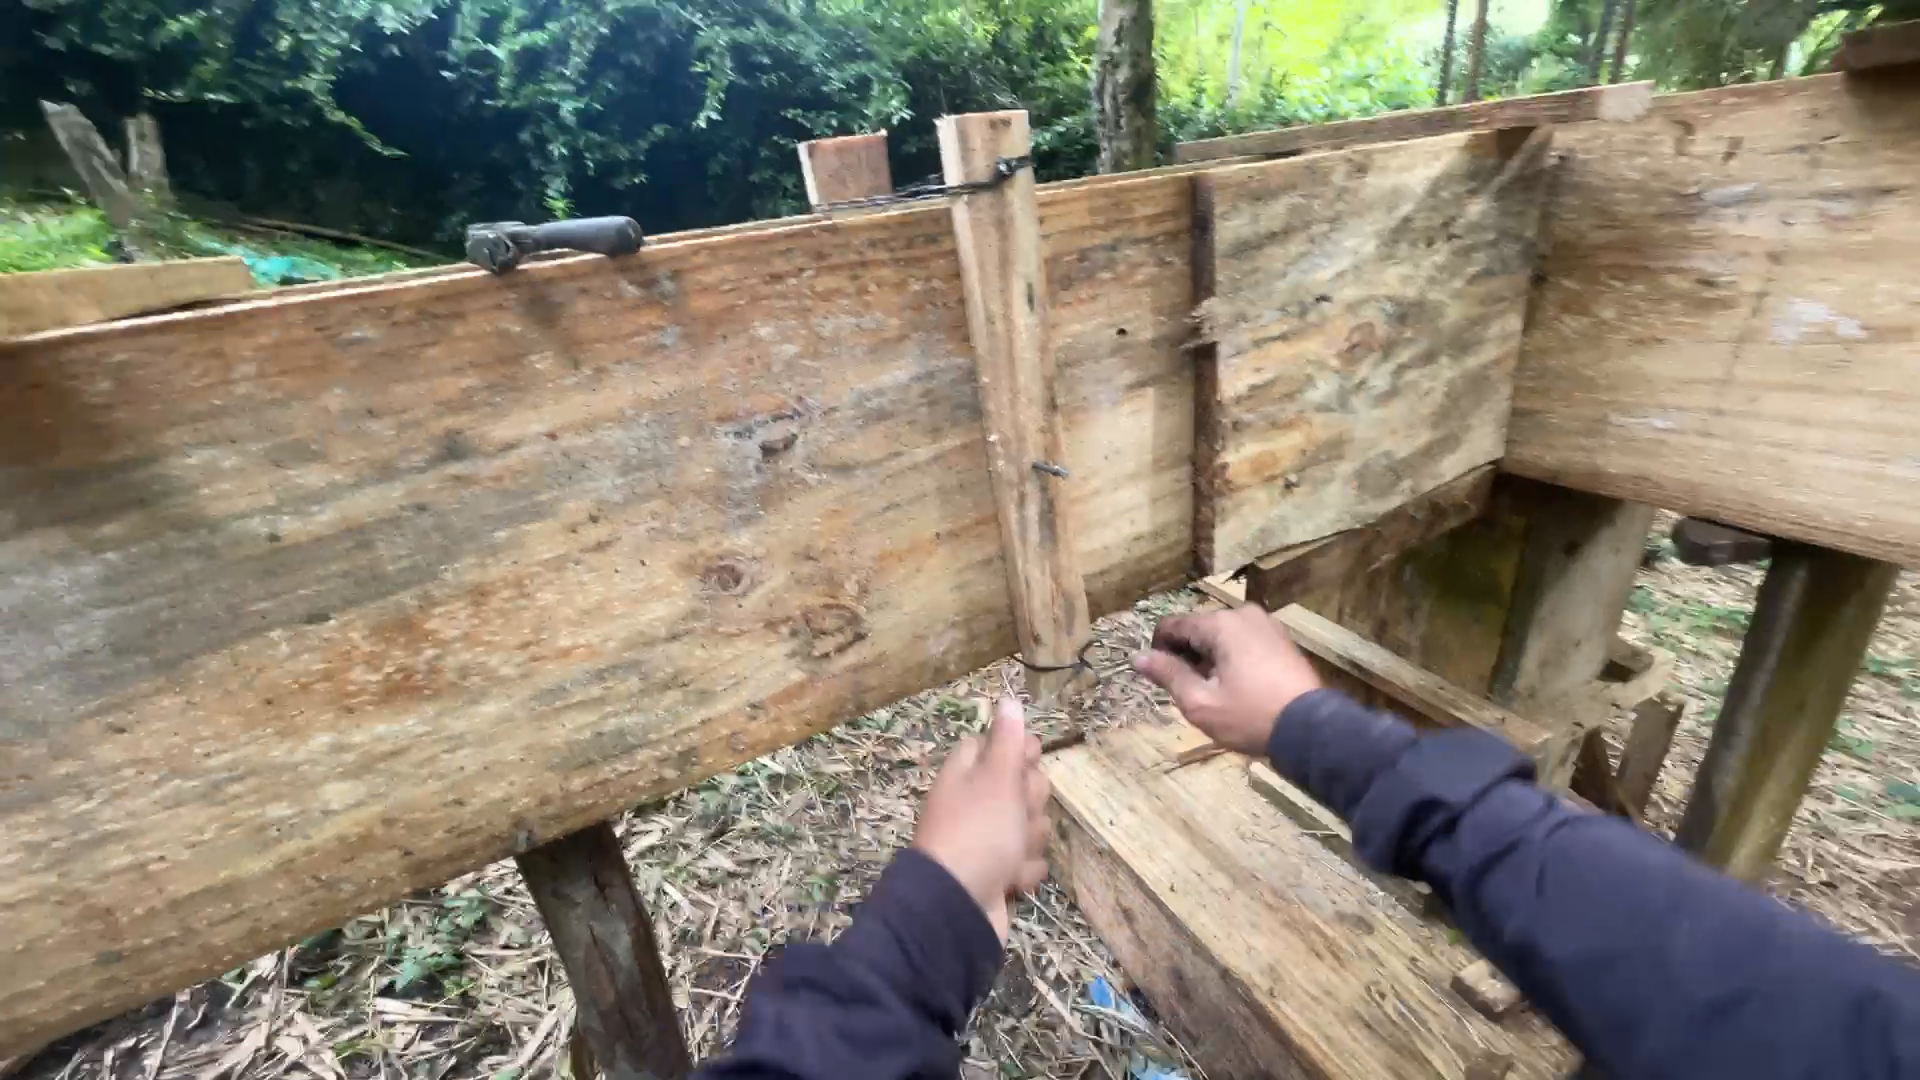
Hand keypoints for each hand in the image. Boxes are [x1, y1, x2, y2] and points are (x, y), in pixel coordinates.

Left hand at [912, 698, 1050, 942]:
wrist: (957, 907)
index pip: (993, 745)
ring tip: (1013, 850)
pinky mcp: (996, 874)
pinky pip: (1024, 862)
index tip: (1031, 756)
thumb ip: (1007, 740)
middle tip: (1018, 811)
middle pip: (1017, 785)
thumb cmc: (979, 831)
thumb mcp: (997, 778)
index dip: (1017, 749)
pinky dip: (1023, 870)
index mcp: (965, 773)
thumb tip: (1008, 699)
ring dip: (1028, 838)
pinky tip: (1014, 877)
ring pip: (1025, 825)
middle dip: (1029, 799)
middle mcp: (972, 803)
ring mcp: (983, 840)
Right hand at [1130, 606, 1322, 754]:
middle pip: (1197, 629)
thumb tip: (1137, 657)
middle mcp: (1242, 614)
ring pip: (1220, 635)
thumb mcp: (1200, 702)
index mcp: (1220, 624)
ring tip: (1218, 690)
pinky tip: (1240, 685)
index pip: (1172, 626)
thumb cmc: (1251, 716)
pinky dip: (1233, 657)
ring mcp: (1266, 624)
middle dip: (1188, 655)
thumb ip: (1167, 675)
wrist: (1314, 731)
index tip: (1161, 677)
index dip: (1159, 650)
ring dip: (1210, 657)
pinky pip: (1243, 640)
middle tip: (1192, 690)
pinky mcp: (1281, 638)